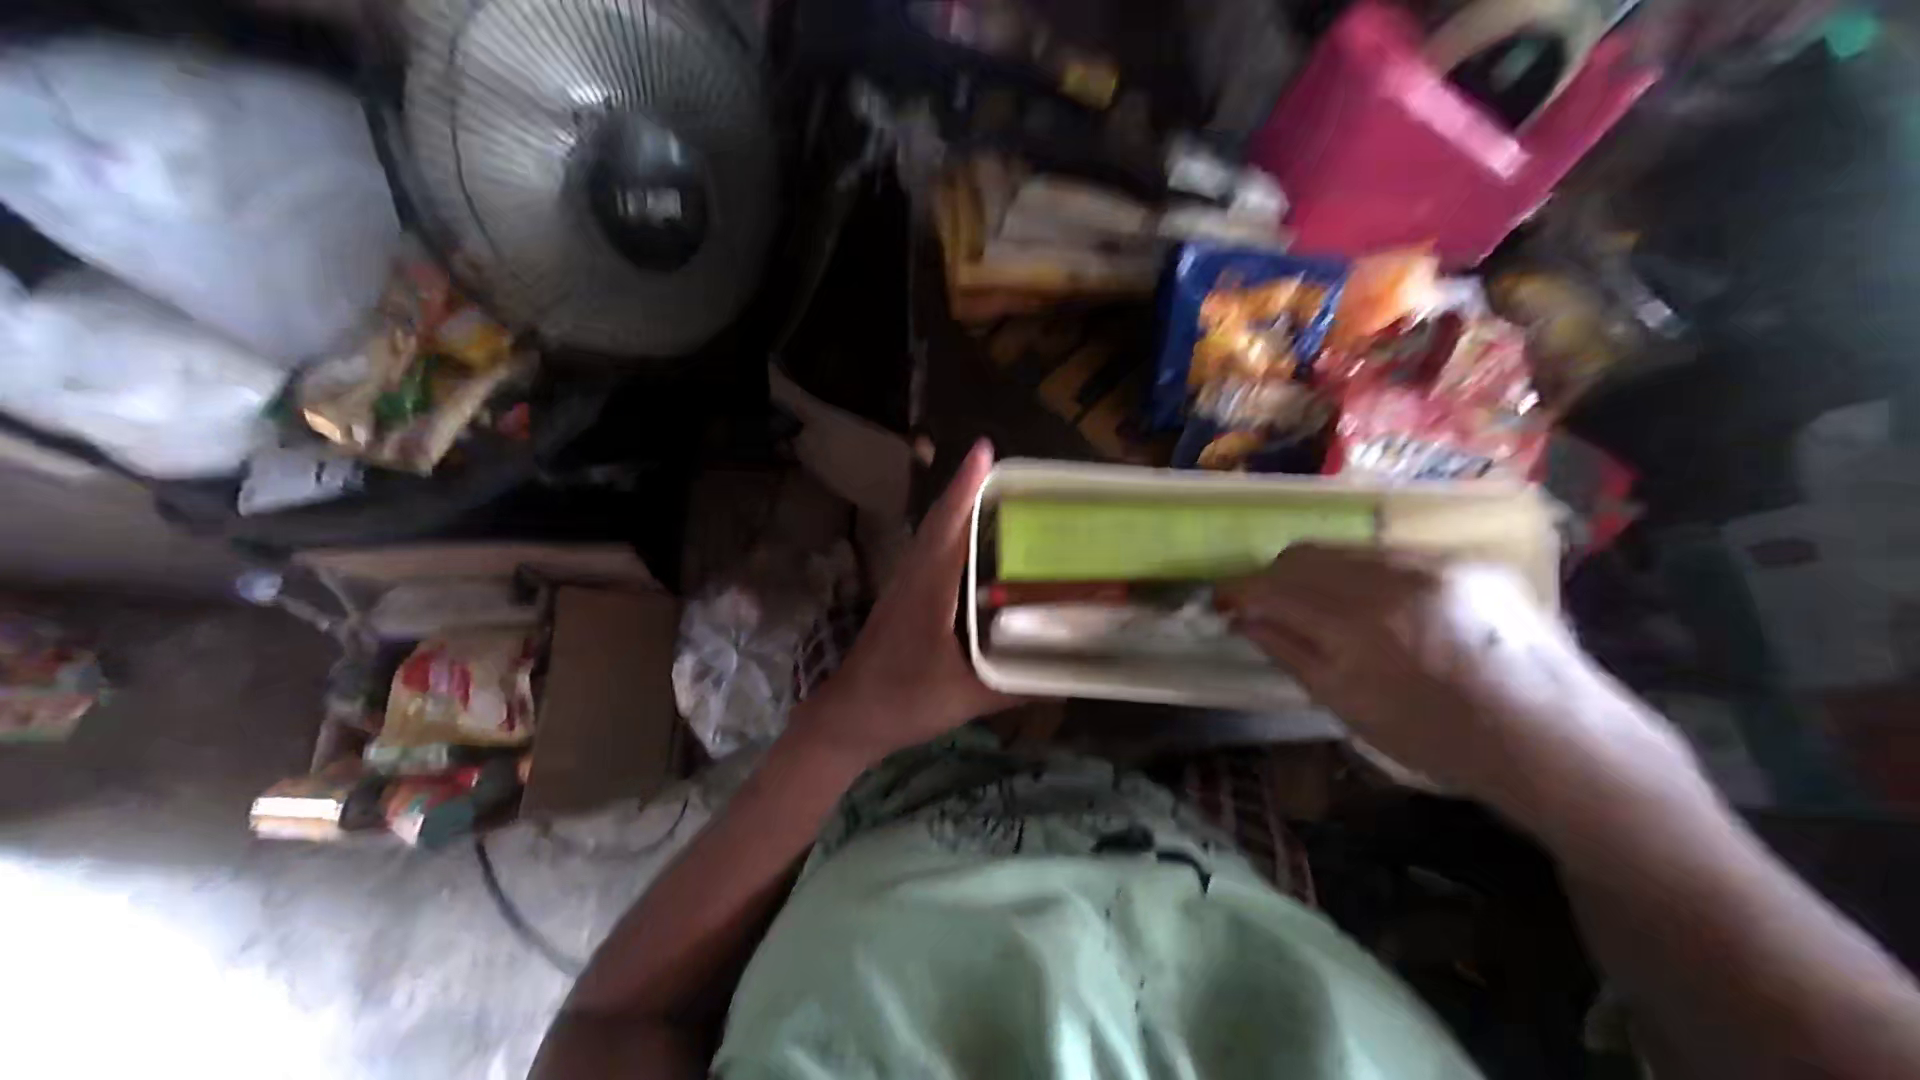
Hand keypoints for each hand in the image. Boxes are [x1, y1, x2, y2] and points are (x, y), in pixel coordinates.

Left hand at [790, 439, 1017, 765]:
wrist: (847, 718)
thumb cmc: (903, 702)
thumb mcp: (967, 698)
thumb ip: (1018, 686)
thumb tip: (1070, 677)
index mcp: (927, 590)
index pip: (948, 528)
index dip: (966, 488)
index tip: (984, 449)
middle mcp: (912, 578)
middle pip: (939, 522)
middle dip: (968, 489)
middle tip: (1004, 468)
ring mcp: (902, 588)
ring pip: (931, 537)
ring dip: (957, 511)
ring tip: (994, 496)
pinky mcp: (901, 601)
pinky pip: (928, 556)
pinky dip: (950, 537)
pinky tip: (971, 549)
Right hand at [1218, 545, 1696, 810]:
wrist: (1555, 741)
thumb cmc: (1438, 739)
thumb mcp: (1347, 706)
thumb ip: (1288, 652)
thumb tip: (1242, 616)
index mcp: (1359, 627)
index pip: (1273, 586)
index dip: (1238, 590)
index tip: (1222, 601)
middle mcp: (1394, 580)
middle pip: (1302, 554)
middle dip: (1274, 577)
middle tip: (1269, 606)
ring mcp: (1436, 564)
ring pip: (1345, 549)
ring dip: (1319, 574)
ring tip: (1326, 609)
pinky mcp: (1468, 561)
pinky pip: (1392, 555)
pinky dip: (1366, 575)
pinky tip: (1383, 608)